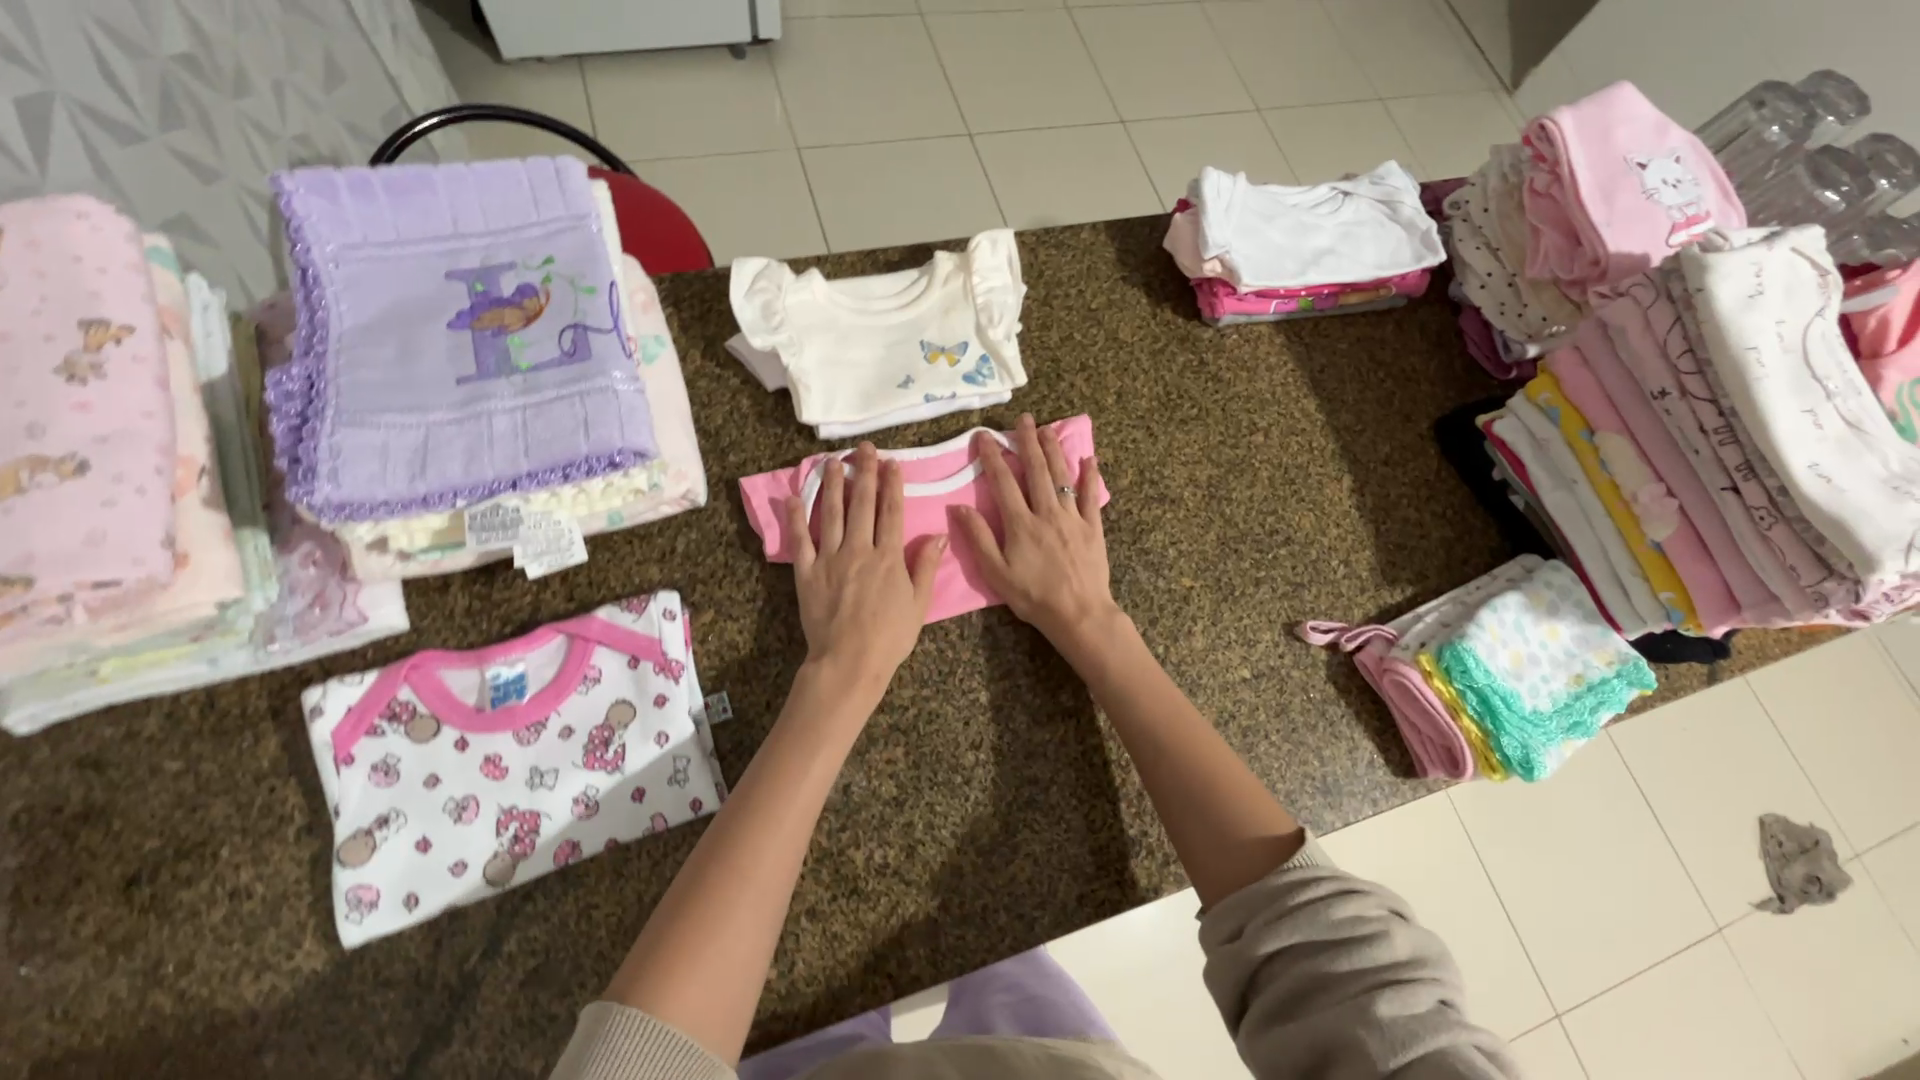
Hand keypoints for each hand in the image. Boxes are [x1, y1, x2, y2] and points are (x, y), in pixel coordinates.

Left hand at [786, 444, 945, 701]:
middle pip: (862, 504)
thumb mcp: (919, 604)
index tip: (891, 463)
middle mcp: (859, 549)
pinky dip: (796, 517)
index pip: (892, 512)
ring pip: (831, 513)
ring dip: (833, 485)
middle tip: (864, 449)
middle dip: (864, 472)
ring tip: (833, 462)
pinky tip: (794, 497)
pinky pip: (800, 540)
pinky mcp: (807, 572)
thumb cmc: (890, 637)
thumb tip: (938, 535)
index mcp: (889, 557)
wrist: (849, 661)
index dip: (892, 485)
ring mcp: (830, 559)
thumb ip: (926, 567)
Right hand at [951, 415, 1119, 645]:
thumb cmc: (1033, 597)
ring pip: (1062, 477)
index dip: (992, 456)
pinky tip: (1090, 459)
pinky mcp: (1094, 528)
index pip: (1003, 482)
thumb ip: (978, 538)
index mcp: (1021, 524)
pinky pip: (1092, 497)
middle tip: (1023, 419)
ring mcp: (1073, 518)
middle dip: (1027, 442)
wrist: (1078, 613)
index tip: (984, 436)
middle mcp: (1047, 513)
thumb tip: (959, 507)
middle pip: (1036, 471)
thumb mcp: (996, 572)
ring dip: (1054, 451)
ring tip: (1047, 429)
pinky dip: (1090, 476)